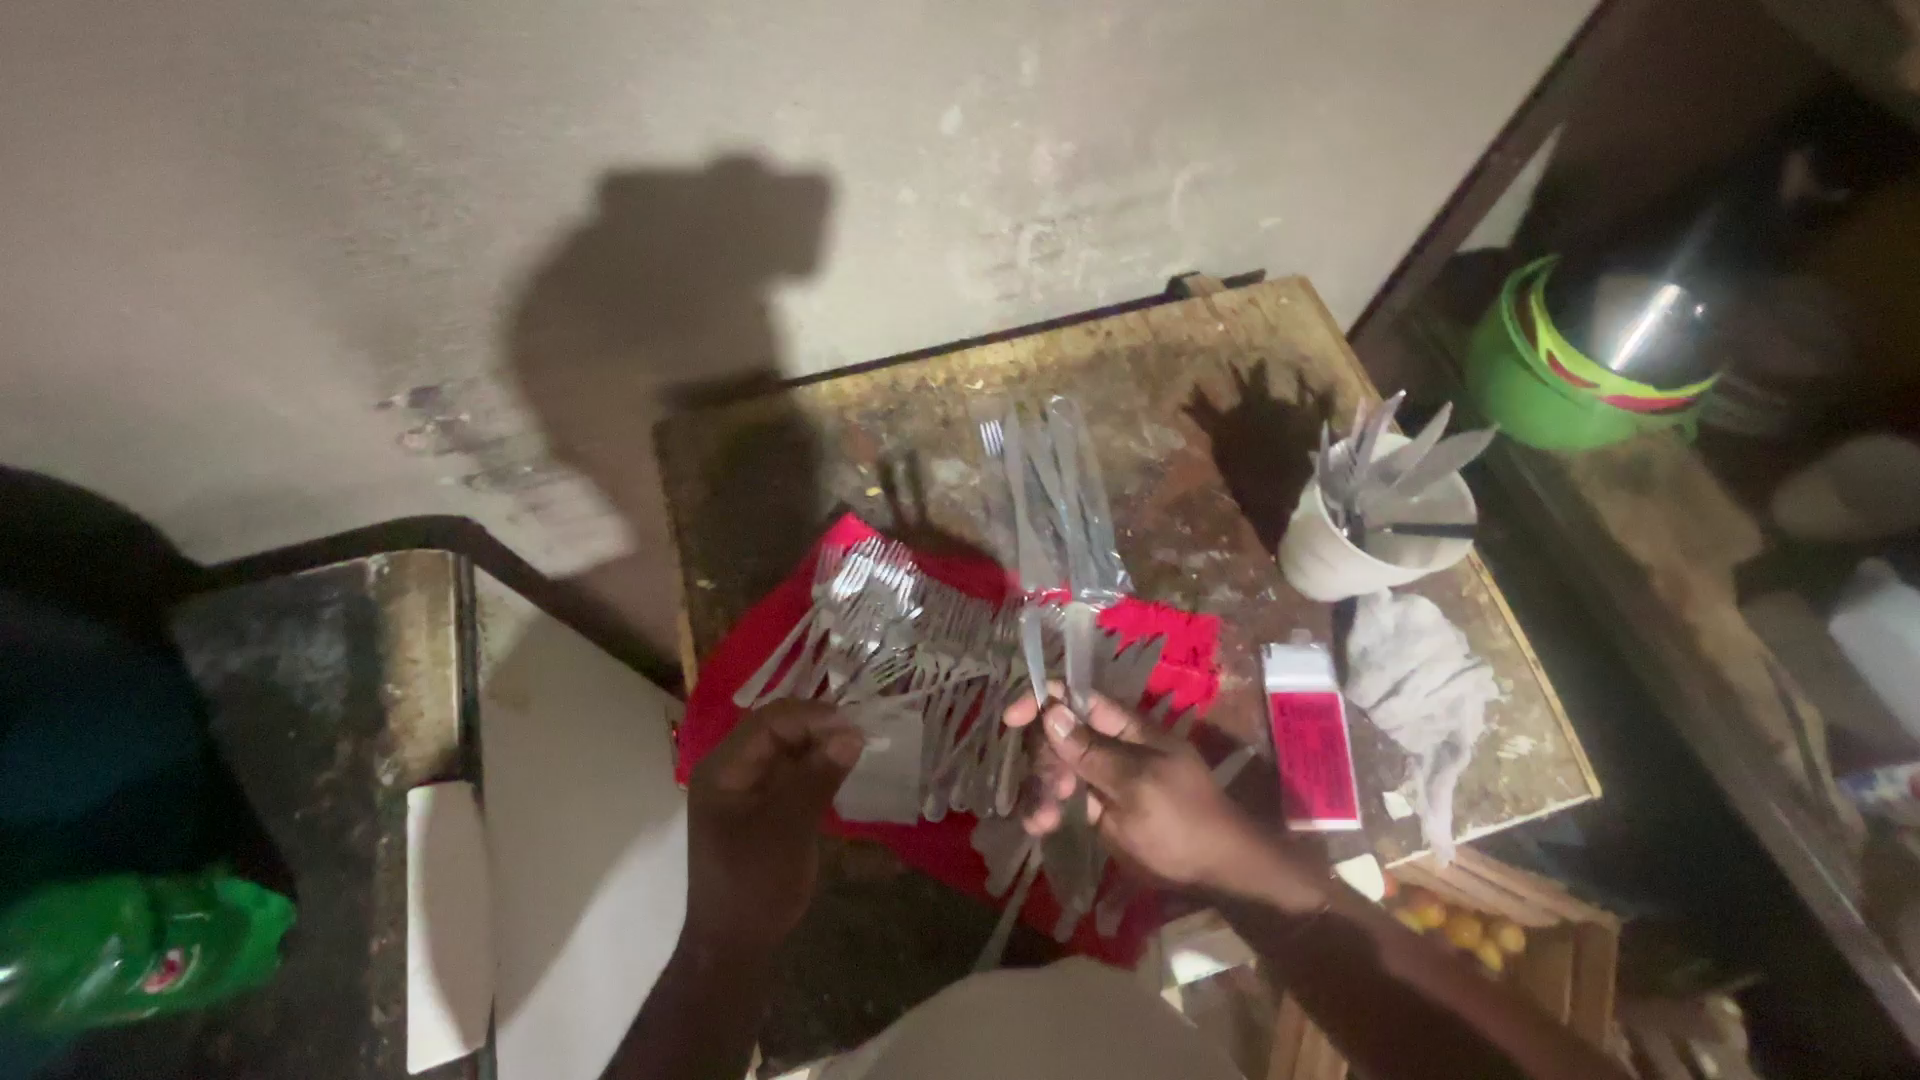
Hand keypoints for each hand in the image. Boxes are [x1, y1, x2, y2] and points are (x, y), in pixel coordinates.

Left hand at [684, 701, 862, 951]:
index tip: (854, 726)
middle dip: (818, 725)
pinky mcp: (764, 804)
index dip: (812, 716)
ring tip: (858, 744)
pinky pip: (792, 770)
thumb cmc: (753, 886)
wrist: (735, 945)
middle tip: (861, 731)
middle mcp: (731, 769)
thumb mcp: (787, 829)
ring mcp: (747, 787)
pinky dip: (817, 764)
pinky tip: (843, 766)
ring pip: (787, 747)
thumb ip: (817, 778)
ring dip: (820, 742)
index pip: (768, 721)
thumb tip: (853, 734)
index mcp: (723, 768)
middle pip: (776, 729)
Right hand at [1005, 691, 1318, 906]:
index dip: (1043, 699)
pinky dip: (1045, 809)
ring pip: (1053, 768)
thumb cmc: (1183, 820)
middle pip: (1057, 734)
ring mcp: (1101, 778)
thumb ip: (1092, 751)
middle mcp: (1109, 745)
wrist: (1215, 873)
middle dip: (1044, 760)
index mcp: (1126, 727)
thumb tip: (1051, 711)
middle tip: (1052, 793)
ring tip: (1040, 821)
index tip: (1013, 718)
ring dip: (1040, 789)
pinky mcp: (1095, 809)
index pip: (1077, 697)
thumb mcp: (1137, 784)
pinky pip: (1060, 799)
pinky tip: (1038, 826)